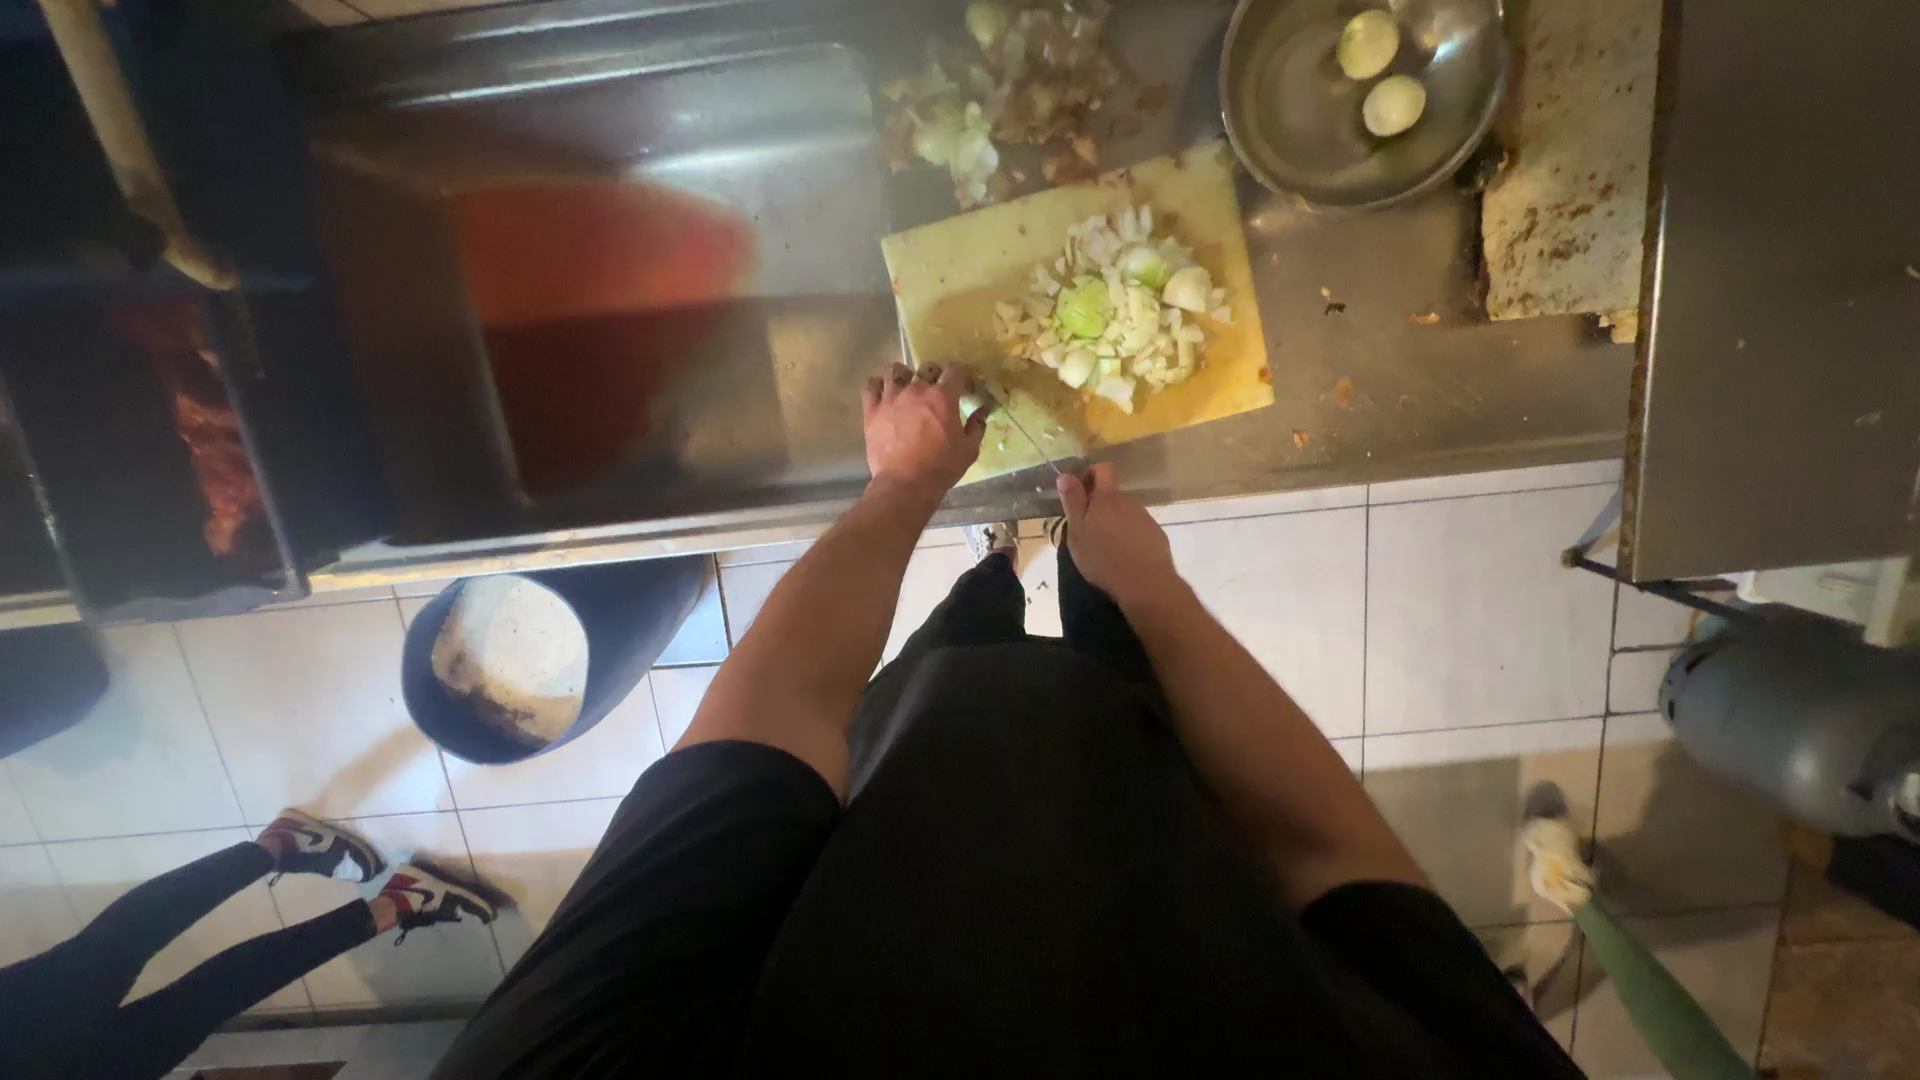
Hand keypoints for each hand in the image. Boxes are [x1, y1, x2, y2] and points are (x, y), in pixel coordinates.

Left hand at [861, 362, 985, 500]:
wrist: (905, 483)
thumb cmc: (941, 467)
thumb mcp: (969, 450)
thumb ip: (977, 426)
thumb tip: (982, 411)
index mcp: (943, 396)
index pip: (956, 371)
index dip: (962, 378)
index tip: (964, 389)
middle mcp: (917, 389)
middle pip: (927, 367)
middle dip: (935, 375)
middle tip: (936, 391)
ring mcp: (892, 397)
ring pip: (896, 371)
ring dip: (904, 376)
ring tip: (906, 388)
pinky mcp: (872, 410)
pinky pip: (871, 386)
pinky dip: (877, 386)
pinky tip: (882, 395)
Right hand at [1056, 463, 1181, 608]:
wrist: (1145, 582)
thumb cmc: (1103, 557)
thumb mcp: (1077, 531)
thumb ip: (1073, 502)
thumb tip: (1065, 475)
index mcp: (1107, 498)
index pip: (1103, 469)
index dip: (1090, 474)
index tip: (1079, 493)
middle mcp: (1129, 502)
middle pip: (1112, 495)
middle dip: (1099, 506)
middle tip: (1087, 531)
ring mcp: (1145, 518)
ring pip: (1124, 513)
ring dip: (1113, 523)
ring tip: (1105, 548)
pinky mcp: (1156, 535)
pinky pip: (1138, 529)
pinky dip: (1128, 537)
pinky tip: (1124, 557)